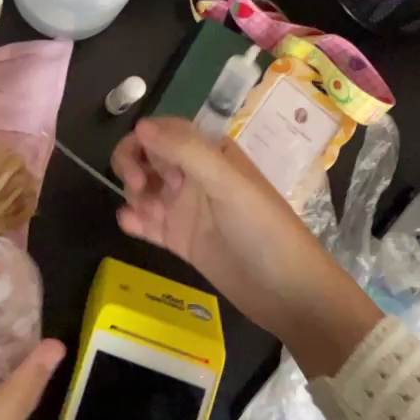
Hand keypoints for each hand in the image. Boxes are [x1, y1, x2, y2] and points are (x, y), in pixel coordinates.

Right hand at [112, 117, 382, 376]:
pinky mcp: (180, 239)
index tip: (140, 163)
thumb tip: (140, 125)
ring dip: (134, 194)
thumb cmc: (264, 230)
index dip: (145, 140)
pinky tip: (130, 225)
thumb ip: (185, 152)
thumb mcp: (228, 184)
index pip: (165, 131)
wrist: (289, 294)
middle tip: (137, 187)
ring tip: (145, 215)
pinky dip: (134, 220)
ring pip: (144, 187)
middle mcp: (195, 175)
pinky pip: (147, 222)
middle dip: (133, 165)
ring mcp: (186, 207)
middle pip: (148, 156)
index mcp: (212, 154)